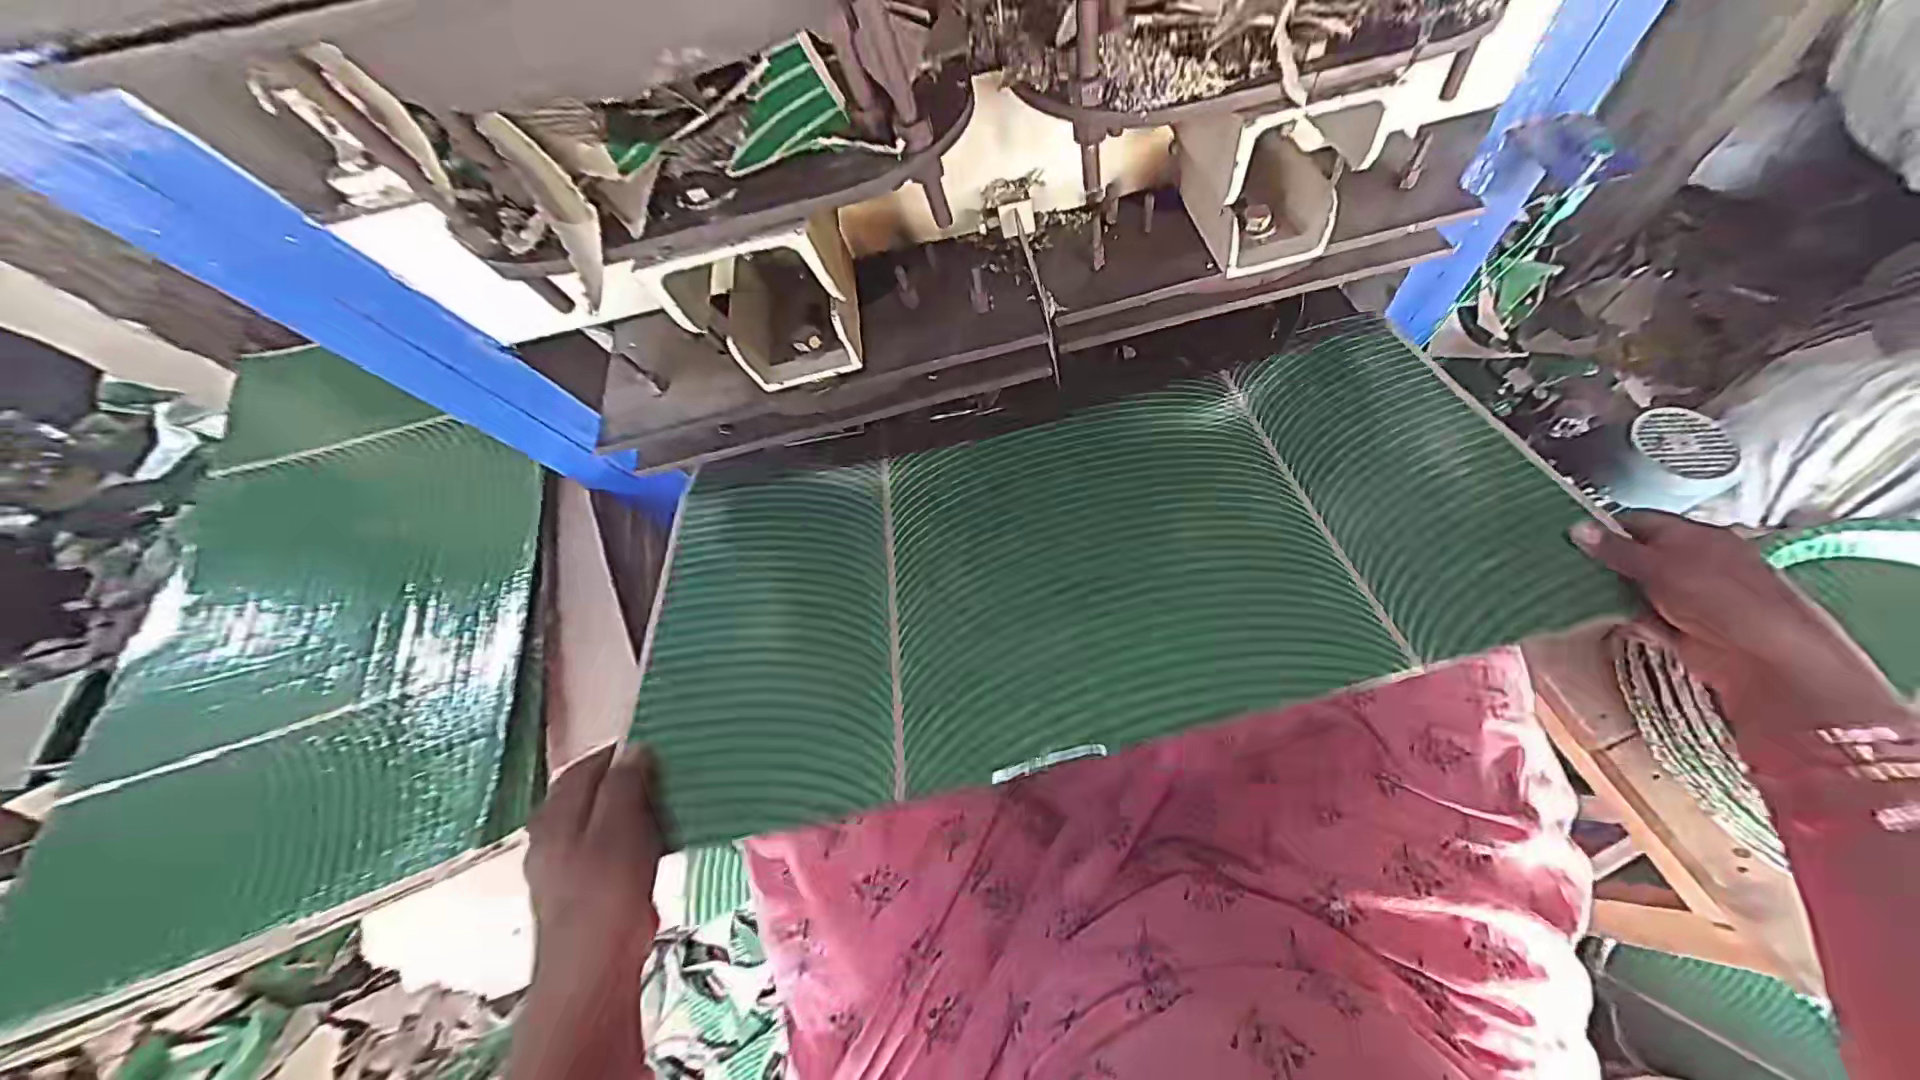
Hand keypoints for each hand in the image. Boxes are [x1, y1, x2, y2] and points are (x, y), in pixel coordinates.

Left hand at [526, 743, 665, 970]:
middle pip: (592, 793)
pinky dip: (633, 837)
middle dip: (628, 781)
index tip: (656, 748)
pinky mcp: (584, 888)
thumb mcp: (620, 824)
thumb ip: (625, 783)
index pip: (585, 766)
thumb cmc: (608, 889)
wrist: (595, 965)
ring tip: (667, 807)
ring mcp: (565, 865)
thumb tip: (634, 748)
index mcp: (554, 815)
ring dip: (633, 810)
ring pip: (602, 820)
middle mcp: (551, 836)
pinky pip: (610, 847)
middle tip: (666, 777)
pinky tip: (656, 845)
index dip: (619, 753)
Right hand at [1569, 512, 1901, 720]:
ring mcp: (1680, 594)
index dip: (1601, 527)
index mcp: (1692, 537)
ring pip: (1626, 586)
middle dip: (1597, 561)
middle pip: (1629, 555)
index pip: (1636, 522)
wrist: (1763, 657)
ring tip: (1563, 588)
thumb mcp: (1661, 566)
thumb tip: (1576, 527)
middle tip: (1557, 563)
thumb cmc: (1721, 599)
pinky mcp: (1672, 623)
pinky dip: (1614, 615)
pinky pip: (1632, 613)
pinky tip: (1591, 614)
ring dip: (1602, 590)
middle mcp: (1687, 562)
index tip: (1564, 535)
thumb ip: (1616, 549)